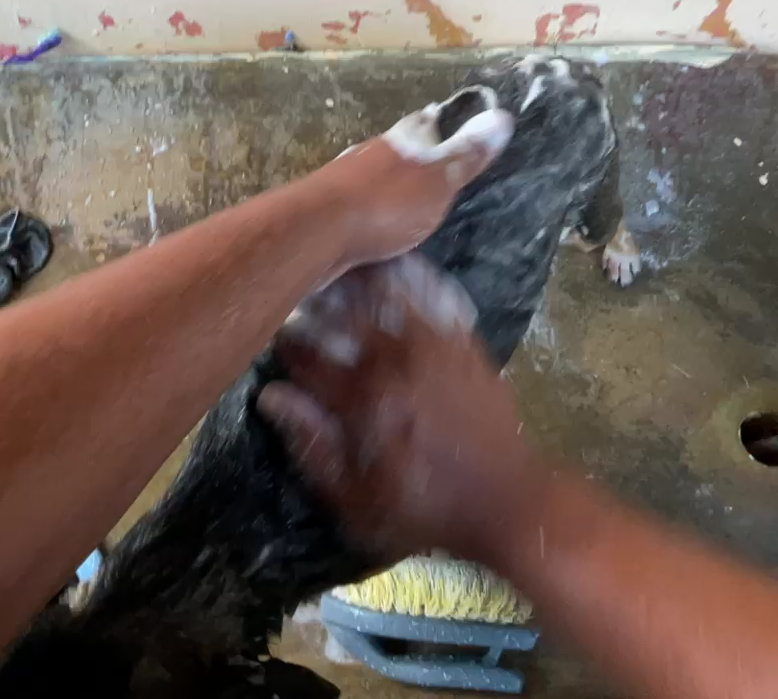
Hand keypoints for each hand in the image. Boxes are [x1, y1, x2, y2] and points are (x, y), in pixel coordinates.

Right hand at [255, 255, 549, 562]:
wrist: (507, 502)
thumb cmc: (425, 508)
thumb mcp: (356, 500)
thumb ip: (312, 445)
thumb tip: (270, 396)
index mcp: (363, 397)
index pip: (308, 356)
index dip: (286, 345)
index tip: (278, 340)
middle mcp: (396, 358)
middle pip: (344, 313)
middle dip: (318, 303)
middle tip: (306, 299)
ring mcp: (434, 343)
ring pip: (386, 293)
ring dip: (358, 281)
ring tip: (342, 275)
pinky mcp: (463, 340)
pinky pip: (430, 295)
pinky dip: (407, 278)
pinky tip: (393, 268)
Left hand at [308, 93, 512, 271]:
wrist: (317, 233)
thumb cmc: (385, 202)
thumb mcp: (437, 179)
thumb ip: (466, 154)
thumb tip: (502, 116)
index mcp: (398, 143)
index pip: (422, 123)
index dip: (439, 123)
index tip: (448, 121)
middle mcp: (369, 156)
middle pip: (395, 152)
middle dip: (412, 159)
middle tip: (433, 175)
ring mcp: (344, 185)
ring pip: (373, 181)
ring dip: (389, 190)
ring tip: (409, 209)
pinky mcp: (329, 216)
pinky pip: (358, 212)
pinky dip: (372, 218)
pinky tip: (378, 234)